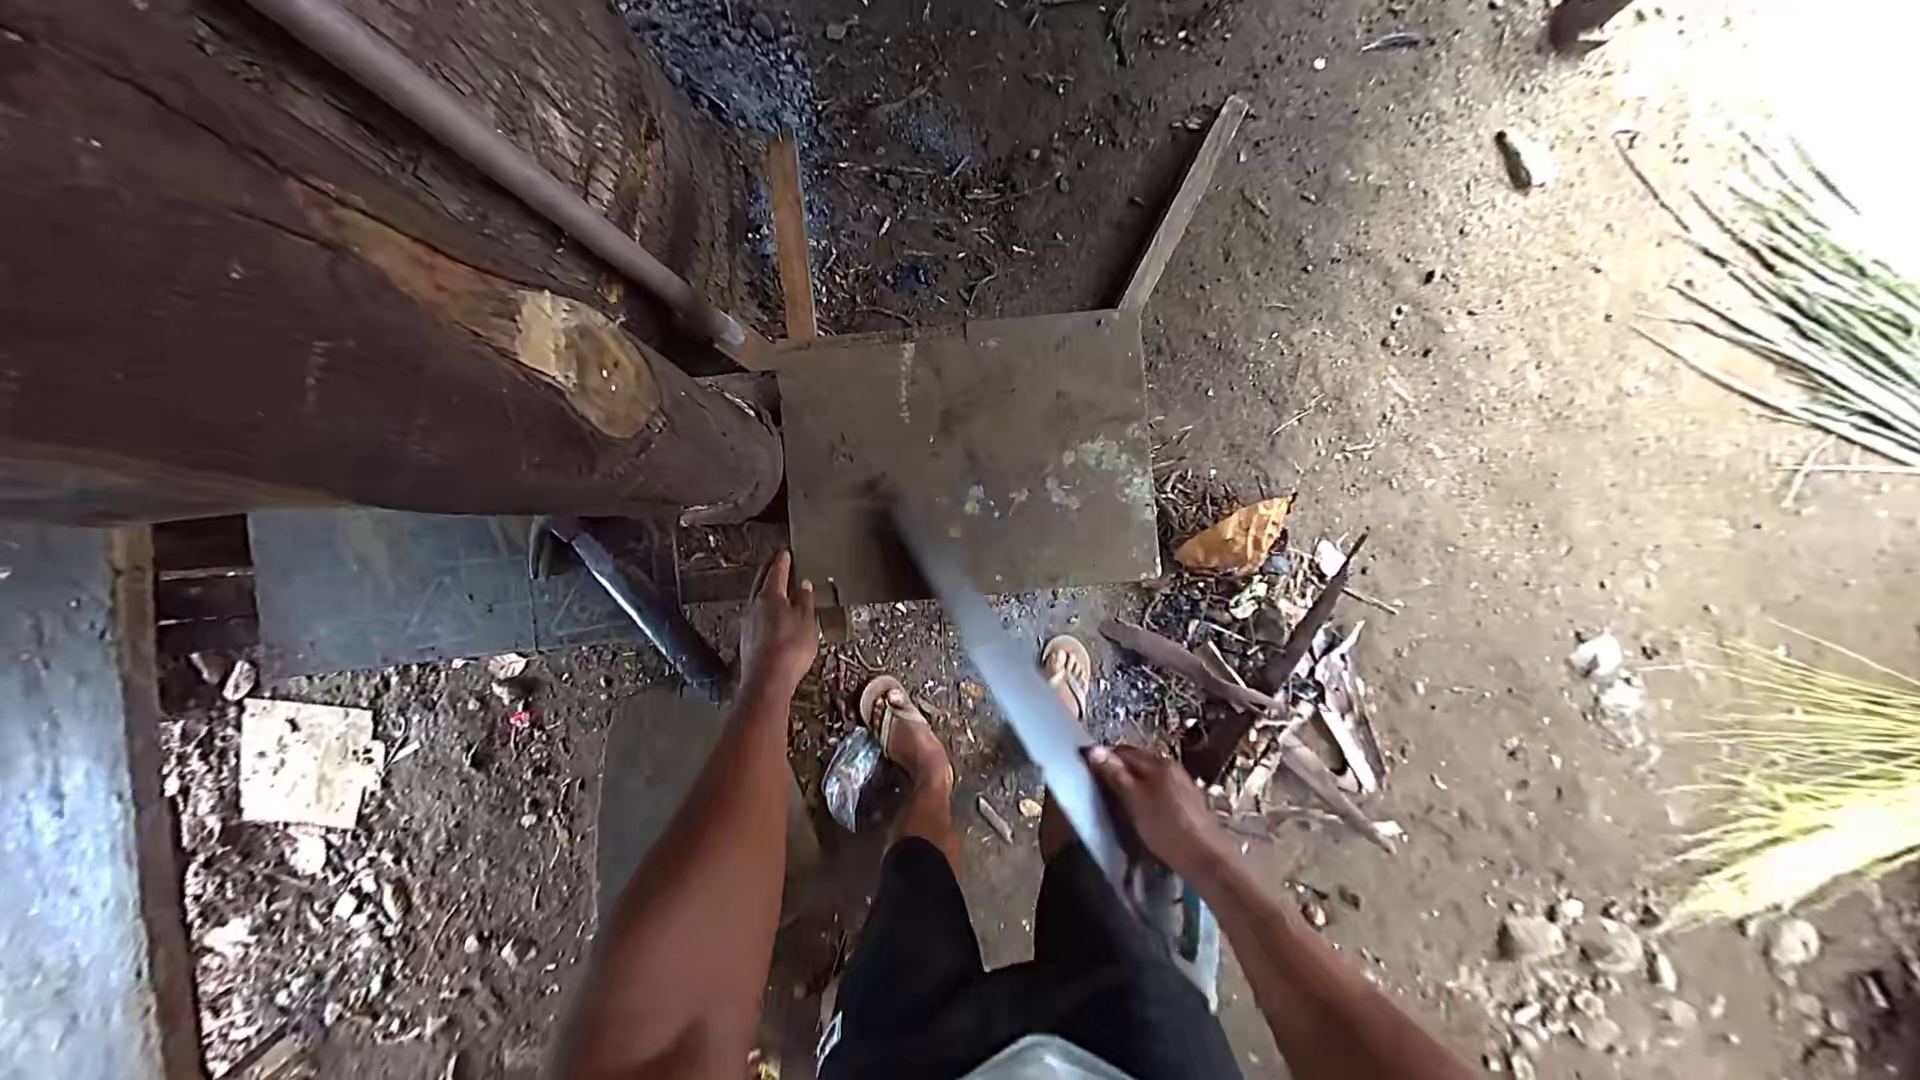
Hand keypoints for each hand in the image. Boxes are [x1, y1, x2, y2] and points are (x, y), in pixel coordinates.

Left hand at [738, 550, 817, 694]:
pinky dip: (763, 607)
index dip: (782, 561)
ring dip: (765, 588)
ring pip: (756, 598)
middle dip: (768, 569)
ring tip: (774, 585)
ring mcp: (749, 623)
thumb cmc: (789, 650)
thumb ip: (806, 601)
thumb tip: (804, 586)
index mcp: (771, 597)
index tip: (784, 552)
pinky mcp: (747, 639)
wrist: (767, 681)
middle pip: (761, 581)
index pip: (776, 572)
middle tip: (774, 559)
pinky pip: (756, 615)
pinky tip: (770, 614)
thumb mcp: (807, 622)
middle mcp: (755, 606)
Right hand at [1087, 744, 1233, 884]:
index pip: (1123, 751)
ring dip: (1134, 783)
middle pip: (1138, 761)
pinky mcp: (1190, 802)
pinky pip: (1162, 789)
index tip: (1090, 771)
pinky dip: (1149, 794)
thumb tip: (1094, 750)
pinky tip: (1146, 811)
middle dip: (1120, 770)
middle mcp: (1172, 768)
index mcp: (1158, 763)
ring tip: (1122, 801)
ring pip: (1151, 776)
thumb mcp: (1133, 801)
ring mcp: (1183, 784)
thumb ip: (1114, 775)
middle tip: (1103, 787)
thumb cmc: (1167, 830)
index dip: (1105, 758)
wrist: (1207, 860)